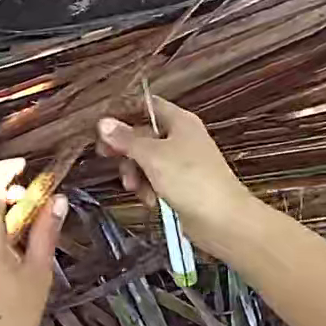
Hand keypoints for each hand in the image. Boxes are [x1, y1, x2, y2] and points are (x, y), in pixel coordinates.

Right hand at [97, 97, 257, 253]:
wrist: (222, 220)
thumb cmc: (191, 180)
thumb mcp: (153, 156)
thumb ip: (126, 139)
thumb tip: (104, 123)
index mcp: (179, 121)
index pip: (147, 105)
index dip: (124, 112)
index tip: (103, 125)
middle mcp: (181, 138)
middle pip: (143, 134)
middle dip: (126, 149)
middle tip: (108, 157)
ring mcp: (182, 162)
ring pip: (146, 160)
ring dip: (135, 173)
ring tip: (135, 186)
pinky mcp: (181, 185)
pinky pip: (155, 180)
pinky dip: (148, 188)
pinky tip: (150, 199)